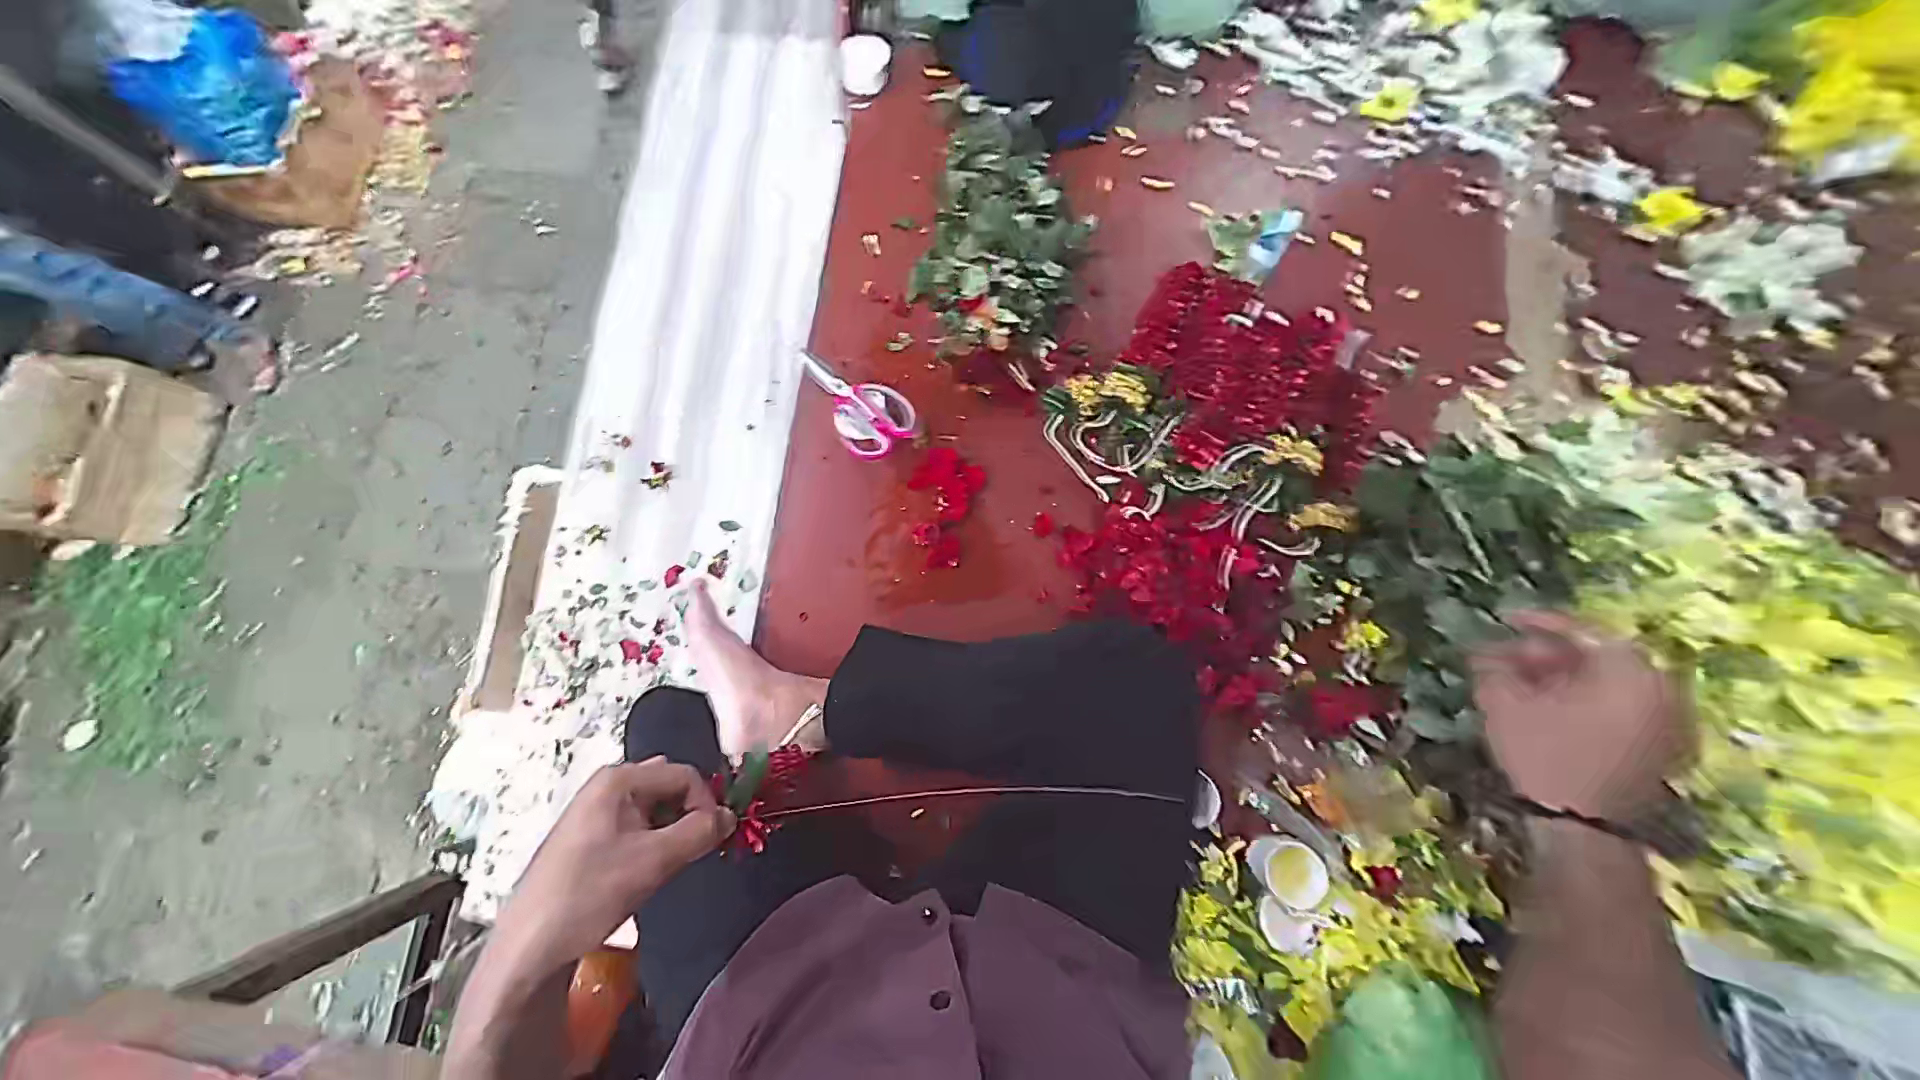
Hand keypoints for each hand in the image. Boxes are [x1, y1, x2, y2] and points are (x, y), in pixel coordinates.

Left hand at [494, 758, 733, 969]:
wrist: (527, 951)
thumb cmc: (590, 895)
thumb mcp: (655, 861)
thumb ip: (701, 832)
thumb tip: (730, 816)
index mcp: (618, 780)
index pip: (685, 775)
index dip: (706, 803)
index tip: (712, 838)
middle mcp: (607, 786)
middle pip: (670, 787)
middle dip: (690, 813)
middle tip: (695, 848)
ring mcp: (596, 811)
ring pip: (655, 808)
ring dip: (674, 830)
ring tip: (671, 862)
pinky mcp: (590, 838)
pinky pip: (637, 825)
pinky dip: (654, 841)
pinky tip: (648, 870)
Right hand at [1471, 612, 1691, 821]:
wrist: (1583, 825)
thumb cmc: (1544, 752)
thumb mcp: (1504, 702)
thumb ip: (1494, 666)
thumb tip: (1486, 651)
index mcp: (1630, 672)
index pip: (1585, 630)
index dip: (1539, 621)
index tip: (1506, 619)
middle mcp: (1662, 690)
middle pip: (1600, 656)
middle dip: (1549, 653)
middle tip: (1509, 656)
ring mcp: (1671, 721)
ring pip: (1611, 683)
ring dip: (1566, 677)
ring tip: (1523, 683)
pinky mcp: (1665, 747)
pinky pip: (1623, 707)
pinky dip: (1586, 699)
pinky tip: (1550, 707)